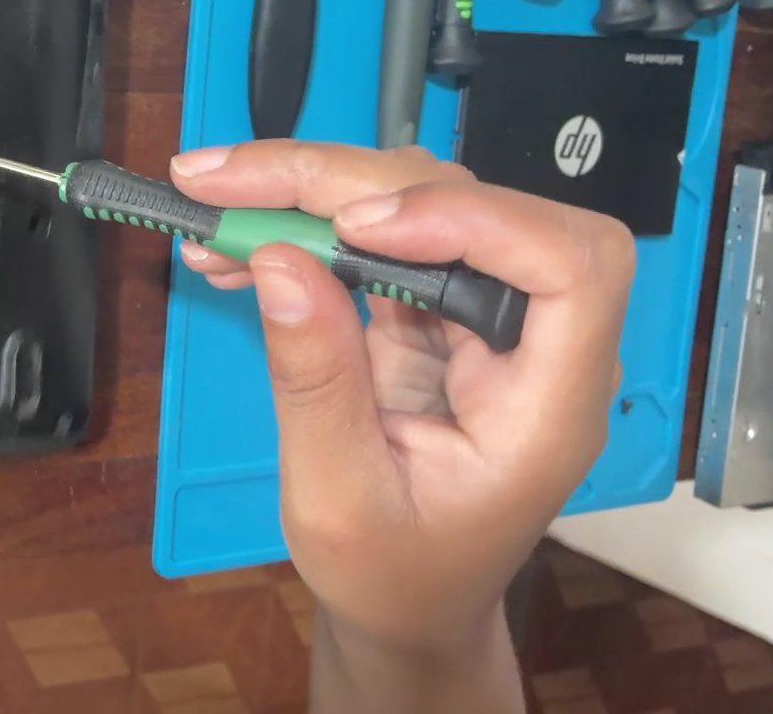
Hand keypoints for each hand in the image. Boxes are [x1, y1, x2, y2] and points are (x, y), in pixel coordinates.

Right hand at [172, 141, 630, 696]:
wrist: (401, 592)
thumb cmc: (391, 570)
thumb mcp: (338, 496)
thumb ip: (315, 382)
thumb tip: (280, 262)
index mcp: (542, 401)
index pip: (565, 265)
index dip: (467, 220)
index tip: (351, 224)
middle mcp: (517, 336)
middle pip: (456, 206)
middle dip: (329, 181)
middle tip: (218, 182)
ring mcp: (463, 314)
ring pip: (400, 202)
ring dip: (297, 191)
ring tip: (207, 204)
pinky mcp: (414, 307)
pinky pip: (355, 240)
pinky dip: (286, 228)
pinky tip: (226, 247)